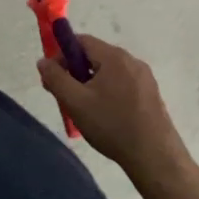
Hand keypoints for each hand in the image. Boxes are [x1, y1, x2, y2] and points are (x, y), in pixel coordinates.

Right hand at [37, 34, 193, 192]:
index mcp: (115, 57)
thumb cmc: (112, 126)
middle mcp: (132, 61)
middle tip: (64, 95)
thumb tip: (43, 61)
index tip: (53, 77)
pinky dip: (107, 92)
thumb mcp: (75, 102)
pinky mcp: (151, 95)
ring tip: (83, 109)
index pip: (81, 41)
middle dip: (75, 71)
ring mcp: (145, 78)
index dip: (62, 54)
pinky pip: (121, 84)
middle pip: (95, 56)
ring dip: (90, 84)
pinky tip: (104, 116)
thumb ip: (55, 78)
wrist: (155, 158)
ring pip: (108, 72)